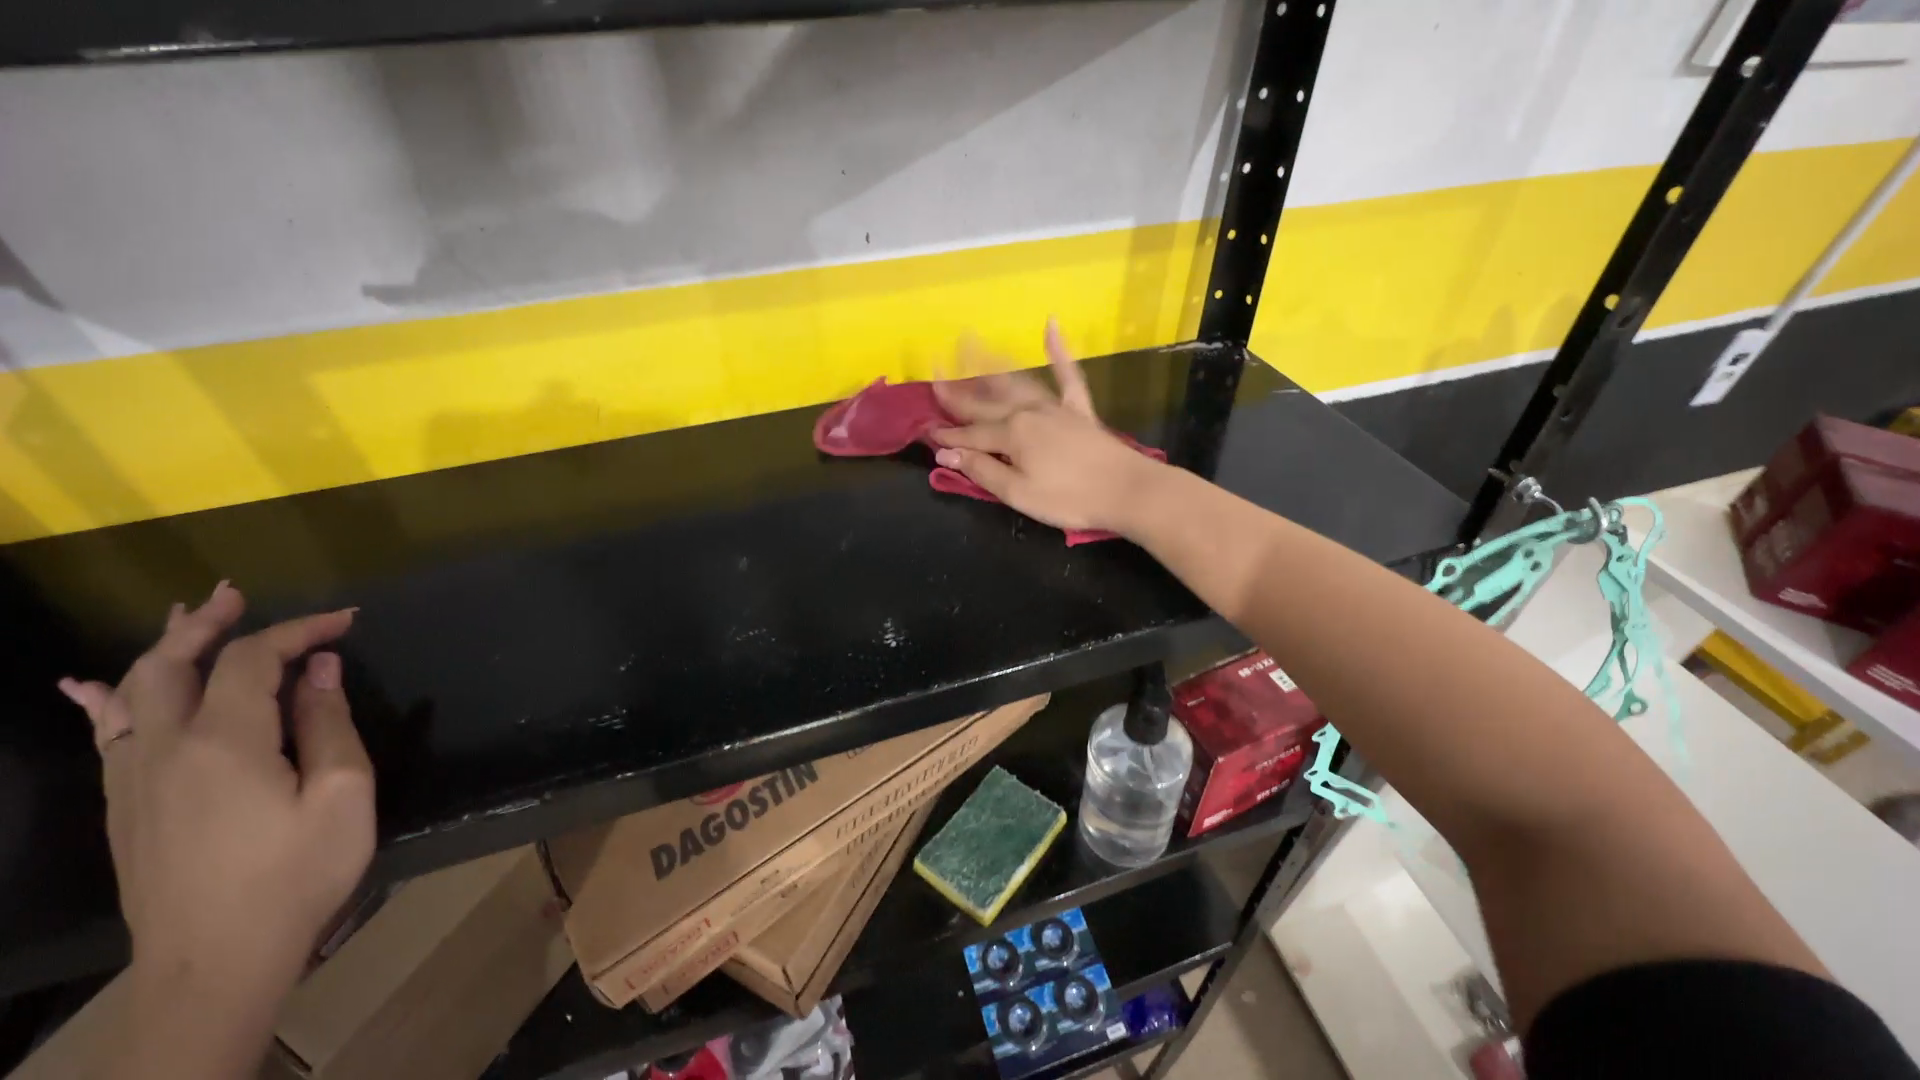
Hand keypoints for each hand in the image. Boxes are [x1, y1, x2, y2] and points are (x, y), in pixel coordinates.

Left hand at [58, 582, 374, 998]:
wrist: (215, 960)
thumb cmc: (294, 876)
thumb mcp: (342, 798)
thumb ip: (328, 726)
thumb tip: (319, 669)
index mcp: (226, 741)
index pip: (255, 659)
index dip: (298, 630)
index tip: (345, 621)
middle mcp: (167, 747)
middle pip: (173, 664)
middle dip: (208, 623)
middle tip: (237, 595)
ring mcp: (136, 778)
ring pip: (133, 693)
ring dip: (162, 650)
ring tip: (184, 619)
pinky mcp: (125, 807)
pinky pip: (108, 735)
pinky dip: (109, 701)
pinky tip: (99, 689)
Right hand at [930, 320, 1166, 534]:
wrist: (1127, 490)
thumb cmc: (1069, 499)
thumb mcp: (1019, 493)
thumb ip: (982, 471)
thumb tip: (947, 454)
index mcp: (1011, 434)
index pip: (970, 434)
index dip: (948, 436)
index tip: (927, 432)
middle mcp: (1028, 412)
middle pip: (986, 403)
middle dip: (958, 393)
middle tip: (934, 376)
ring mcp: (1055, 407)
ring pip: (1016, 382)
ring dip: (991, 365)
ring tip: (970, 345)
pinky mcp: (1079, 409)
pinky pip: (1067, 374)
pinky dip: (1059, 350)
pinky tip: (1052, 325)